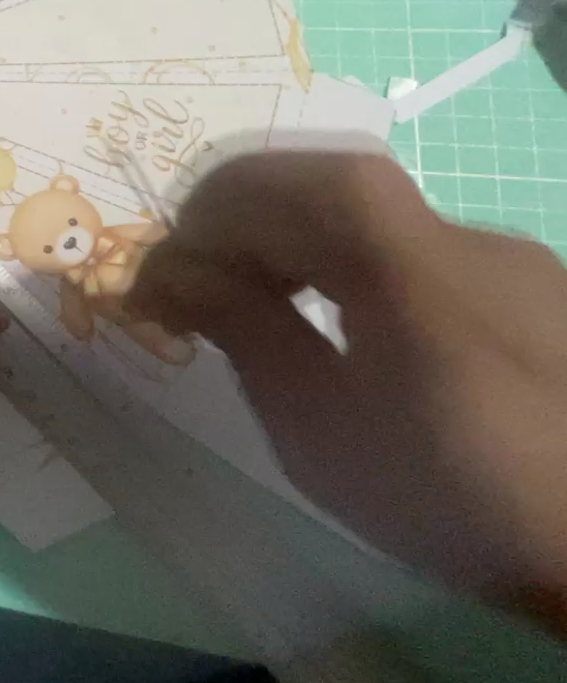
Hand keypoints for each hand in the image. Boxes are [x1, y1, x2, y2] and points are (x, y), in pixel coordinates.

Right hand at [128, 153, 566, 627]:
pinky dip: (324, 253)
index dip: (224, 200)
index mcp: (424, 283)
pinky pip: (392, 241)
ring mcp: (503, 263)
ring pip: (357, 213)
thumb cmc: (443, 498)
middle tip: (187, 280)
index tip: (170, 267)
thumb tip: (172, 270)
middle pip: (328, 186)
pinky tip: (309, 310)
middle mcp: (473, 250)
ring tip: (238, 300)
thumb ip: (244, 330)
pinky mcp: (513, 286)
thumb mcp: (315, 426)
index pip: (314, 184)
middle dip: (235, 219)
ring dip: (276, 237)